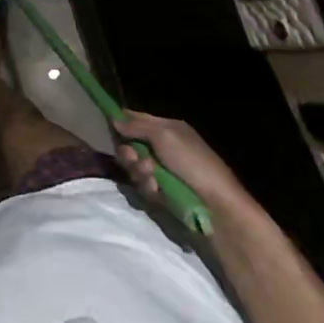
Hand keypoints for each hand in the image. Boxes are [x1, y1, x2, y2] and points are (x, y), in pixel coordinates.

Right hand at [114, 111, 248, 210]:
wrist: (216, 204)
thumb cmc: (192, 162)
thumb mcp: (165, 135)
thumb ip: (137, 126)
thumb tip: (115, 118)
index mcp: (167, 128)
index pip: (137, 119)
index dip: (122, 121)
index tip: (108, 125)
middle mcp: (163, 147)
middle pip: (131, 145)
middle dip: (129, 152)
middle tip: (134, 158)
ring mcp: (162, 171)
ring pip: (135, 167)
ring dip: (140, 171)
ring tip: (152, 178)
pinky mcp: (162, 192)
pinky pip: (144, 186)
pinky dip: (148, 187)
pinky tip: (158, 190)